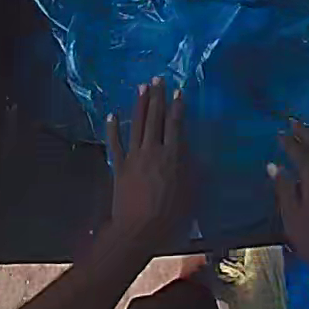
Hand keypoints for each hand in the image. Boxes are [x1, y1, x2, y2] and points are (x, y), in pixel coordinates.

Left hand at [103, 77, 187, 253]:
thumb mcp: (190, 191)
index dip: (177, 107)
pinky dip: (113, 128)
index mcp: (173, 155)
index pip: (176, 125)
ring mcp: (134, 157)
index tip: (178, 90)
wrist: (138, 230)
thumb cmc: (170, 215)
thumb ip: (193, 169)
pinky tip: (113, 114)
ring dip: (140, 105)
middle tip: (157, 78)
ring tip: (142, 87)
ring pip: (137, 125)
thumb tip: (196, 152)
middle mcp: (153, 150)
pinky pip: (115, 144)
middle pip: (155, 118)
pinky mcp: (119, 166)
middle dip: (157, 97)